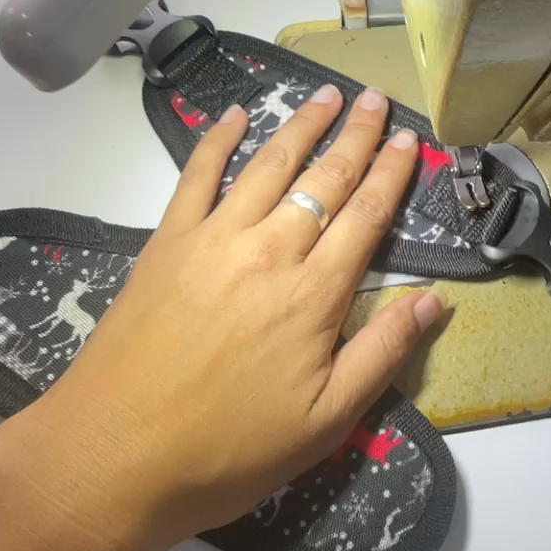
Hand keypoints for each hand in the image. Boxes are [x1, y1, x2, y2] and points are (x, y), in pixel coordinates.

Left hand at [0, 83, 443, 549]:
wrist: (115, 457)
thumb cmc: (230, 449)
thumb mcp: (327, 421)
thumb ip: (383, 353)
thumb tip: (435, 299)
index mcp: (314, 293)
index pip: (365, 216)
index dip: (392, 174)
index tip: (411, 140)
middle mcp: (269, 249)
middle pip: (323, 179)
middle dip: (356, 135)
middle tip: (376, 99)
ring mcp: (213, 238)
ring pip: (268, 164)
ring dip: (301, 125)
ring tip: (326, 94)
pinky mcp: (166, 242)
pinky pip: (197, 176)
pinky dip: (217, 140)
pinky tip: (235, 114)